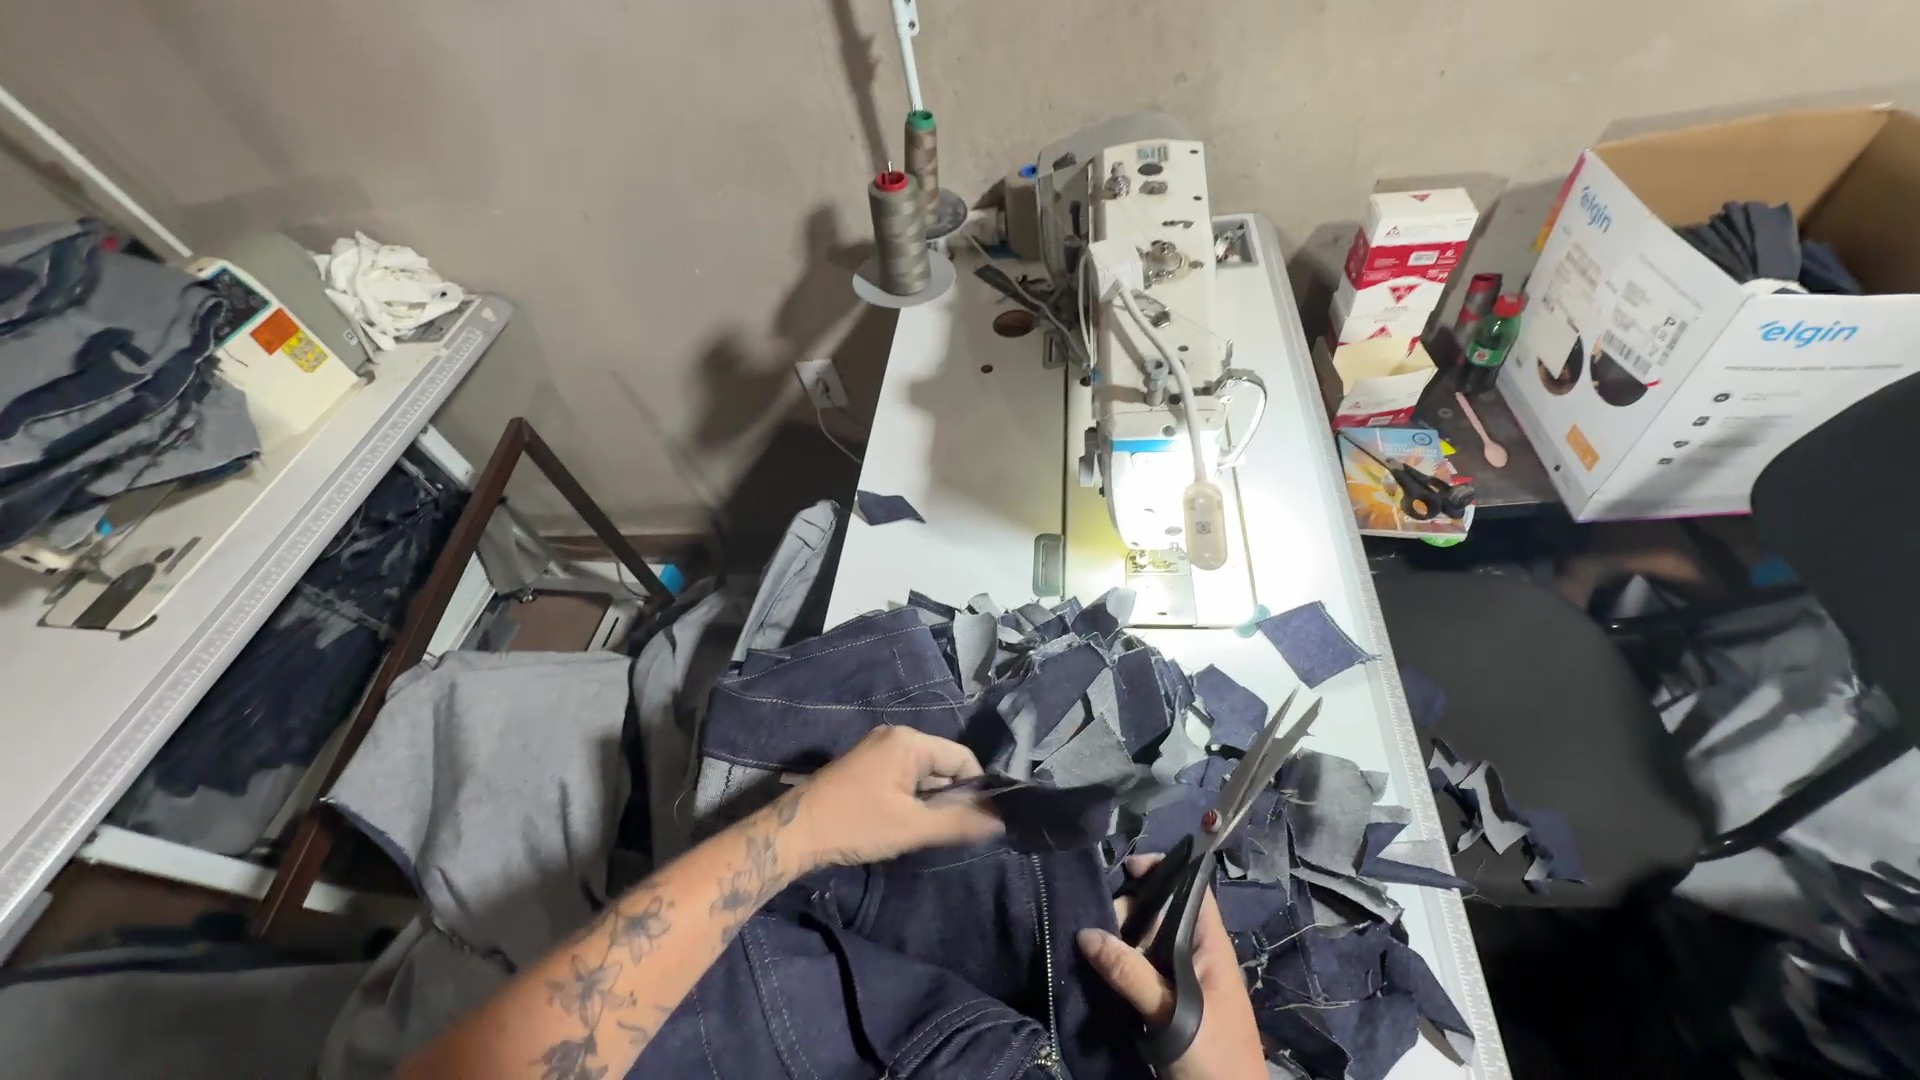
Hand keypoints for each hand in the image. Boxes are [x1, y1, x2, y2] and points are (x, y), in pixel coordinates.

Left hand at [792, 726, 1004, 870]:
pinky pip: (904, 776)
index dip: (976, 790)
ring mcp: (878, 749)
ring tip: (925, 830)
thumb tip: (1000, 821)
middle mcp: (896, 736)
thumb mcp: (912, 828)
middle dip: (951, 797)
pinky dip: (912, 798)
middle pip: (943, 765)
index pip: (963, 758)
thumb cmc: (856, 825)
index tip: (978, 821)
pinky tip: (904, 823)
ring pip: (924, 774)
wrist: (795, 833)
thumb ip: (959, 822)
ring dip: (930, 801)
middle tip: (948, 831)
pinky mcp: (867, 765)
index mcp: (909, 741)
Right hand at [1076, 856, 1265, 1079]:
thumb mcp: (1172, 1014)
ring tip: (1089, 948)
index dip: (1165, 872)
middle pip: (1160, 916)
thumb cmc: (1214, 1059)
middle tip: (1099, 926)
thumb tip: (1086, 933)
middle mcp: (1196, 958)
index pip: (1193, 891)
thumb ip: (1130, 972)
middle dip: (1128, 912)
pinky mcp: (1167, 1010)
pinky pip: (1139, 976)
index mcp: (1210, 948)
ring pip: (1146, 947)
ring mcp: (1182, 985)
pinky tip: (1096, 972)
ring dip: (1119, 943)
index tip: (1127, 869)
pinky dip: (1119, 970)